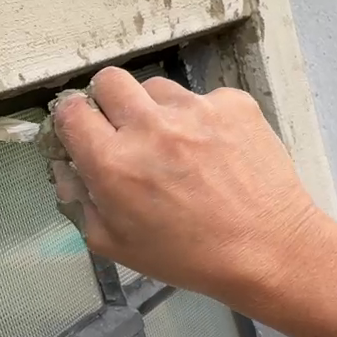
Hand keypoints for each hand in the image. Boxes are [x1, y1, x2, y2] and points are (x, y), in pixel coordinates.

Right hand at [48, 67, 332, 309]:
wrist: (268, 250)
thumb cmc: (184, 257)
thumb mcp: (113, 244)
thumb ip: (79, 201)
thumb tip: (68, 166)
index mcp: (112, 163)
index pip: (71, 110)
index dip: (72, 120)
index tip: (82, 133)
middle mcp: (148, 126)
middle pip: (108, 80)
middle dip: (107, 101)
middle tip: (122, 130)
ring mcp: (194, 110)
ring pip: (154, 87)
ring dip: (153, 109)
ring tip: (173, 144)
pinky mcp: (233, 103)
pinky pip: (200, 98)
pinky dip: (198, 119)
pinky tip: (212, 151)